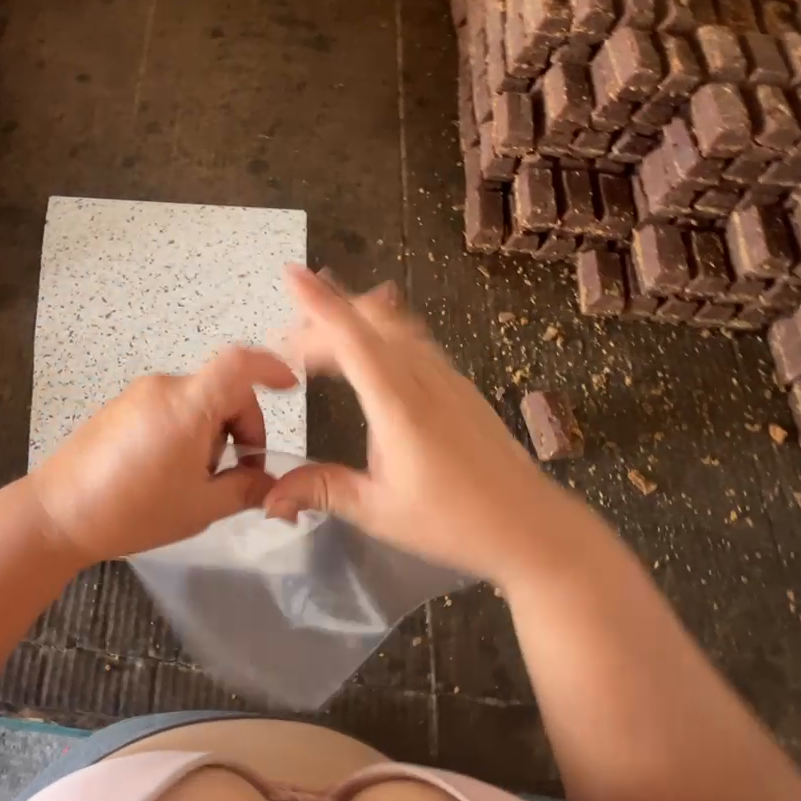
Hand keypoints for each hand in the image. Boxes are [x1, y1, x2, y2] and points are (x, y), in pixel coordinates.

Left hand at [22, 347, 300, 565]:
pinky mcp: (119, 407)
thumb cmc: (134, 511)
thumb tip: (274, 485)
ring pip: (195, 401)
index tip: (289, 388)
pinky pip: (167, 407)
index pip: (240, 363)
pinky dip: (184, 430)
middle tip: (235, 474)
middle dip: (239, 427)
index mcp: (188, 405)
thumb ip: (245, 490)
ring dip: (210, 433)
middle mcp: (163, 387)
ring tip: (194, 481)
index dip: (271, 368)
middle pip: (221, 389)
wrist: (57, 514)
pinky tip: (166, 472)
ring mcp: (137, 395)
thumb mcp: (201, 507)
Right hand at [264, 266, 592, 585]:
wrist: (534, 527)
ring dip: (354, 319)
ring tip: (318, 332)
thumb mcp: (380, 511)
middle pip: (370, 322)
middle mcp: (423, 379)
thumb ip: (322, 491)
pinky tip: (370, 346)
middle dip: (325, 314)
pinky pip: (412, 339)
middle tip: (287, 336)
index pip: (352, 339)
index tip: (291, 273)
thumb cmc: (456, 523)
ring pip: (394, 325)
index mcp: (399, 405)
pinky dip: (380, 330)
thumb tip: (267, 497)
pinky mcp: (459, 386)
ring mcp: (446, 378)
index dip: (319, 303)